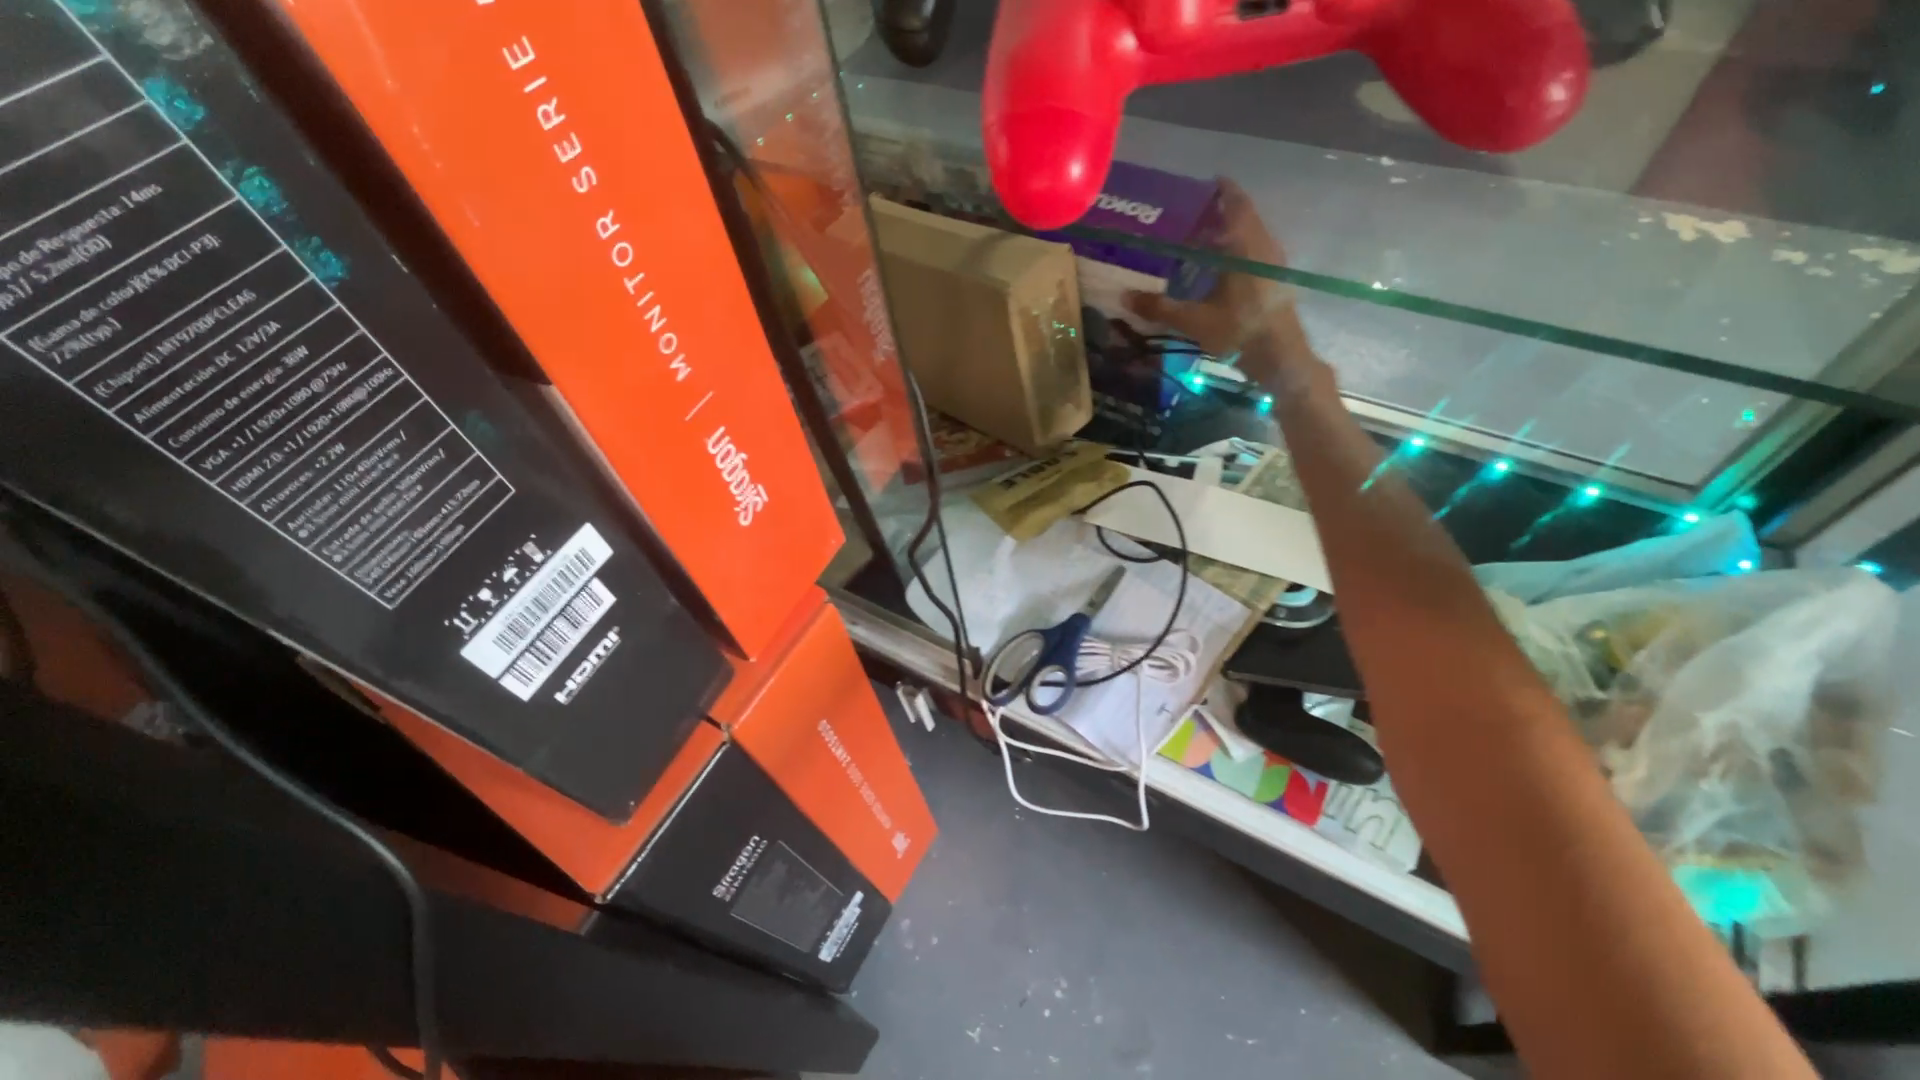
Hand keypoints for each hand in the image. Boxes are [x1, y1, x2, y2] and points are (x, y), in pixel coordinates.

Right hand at [1122, 179, 1316, 391]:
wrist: (1280, 357)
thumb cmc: (1239, 330)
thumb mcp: (1194, 320)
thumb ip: (1158, 307)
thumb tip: (1123, 296)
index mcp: (1244, 244)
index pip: (1236, 202)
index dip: (1222, 190)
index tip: (1204, 184)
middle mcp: (1263, 245)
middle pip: (1244, 217)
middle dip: (1220, 212)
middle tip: (1191, 214)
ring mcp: (1274, 262)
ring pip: (1251, 235)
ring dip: (1229, 233)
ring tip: (1201, 240)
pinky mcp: (1276, 279)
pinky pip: (1255, 252)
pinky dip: (1237, 250)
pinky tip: (1218, 267)